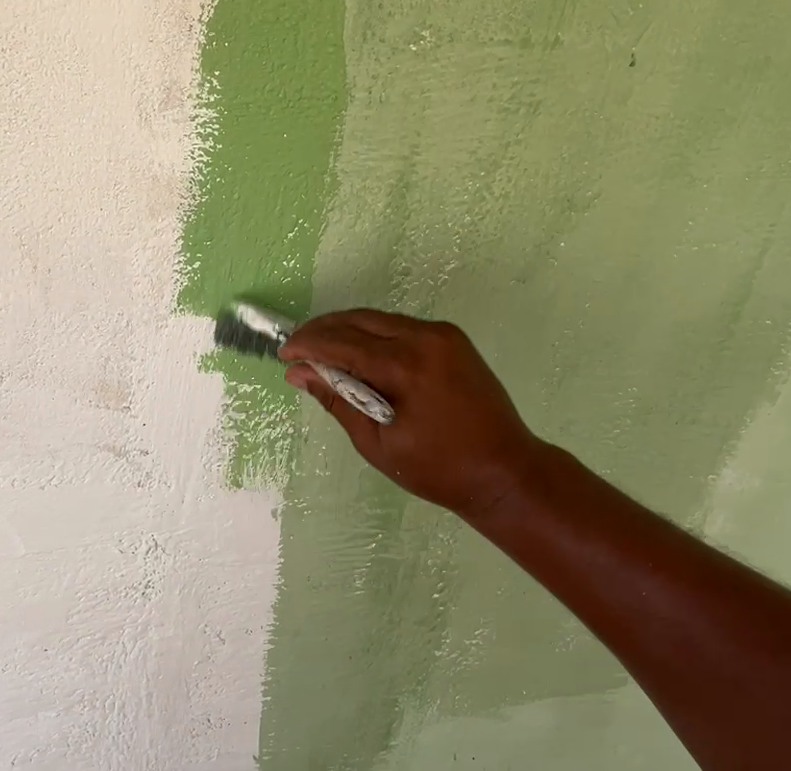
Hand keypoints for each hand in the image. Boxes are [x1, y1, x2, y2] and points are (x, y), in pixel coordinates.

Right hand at [279, 309, 545, 518]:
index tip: (284, 355)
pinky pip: (400, 327)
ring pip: (379, 319)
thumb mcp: (379, 443)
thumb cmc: (439, 469)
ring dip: (346, 330)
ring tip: (320, 349)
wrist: (507, 471)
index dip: (309, 346)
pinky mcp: (452, 338)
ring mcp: (442, 334)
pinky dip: (373, 334)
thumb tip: (300, 373)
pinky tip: (356, 352)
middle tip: (296, 348)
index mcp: (407, 366)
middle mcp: (425, 338)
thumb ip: (338, 400)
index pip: (343, 343)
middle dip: (323, 330)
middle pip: (359, 321)